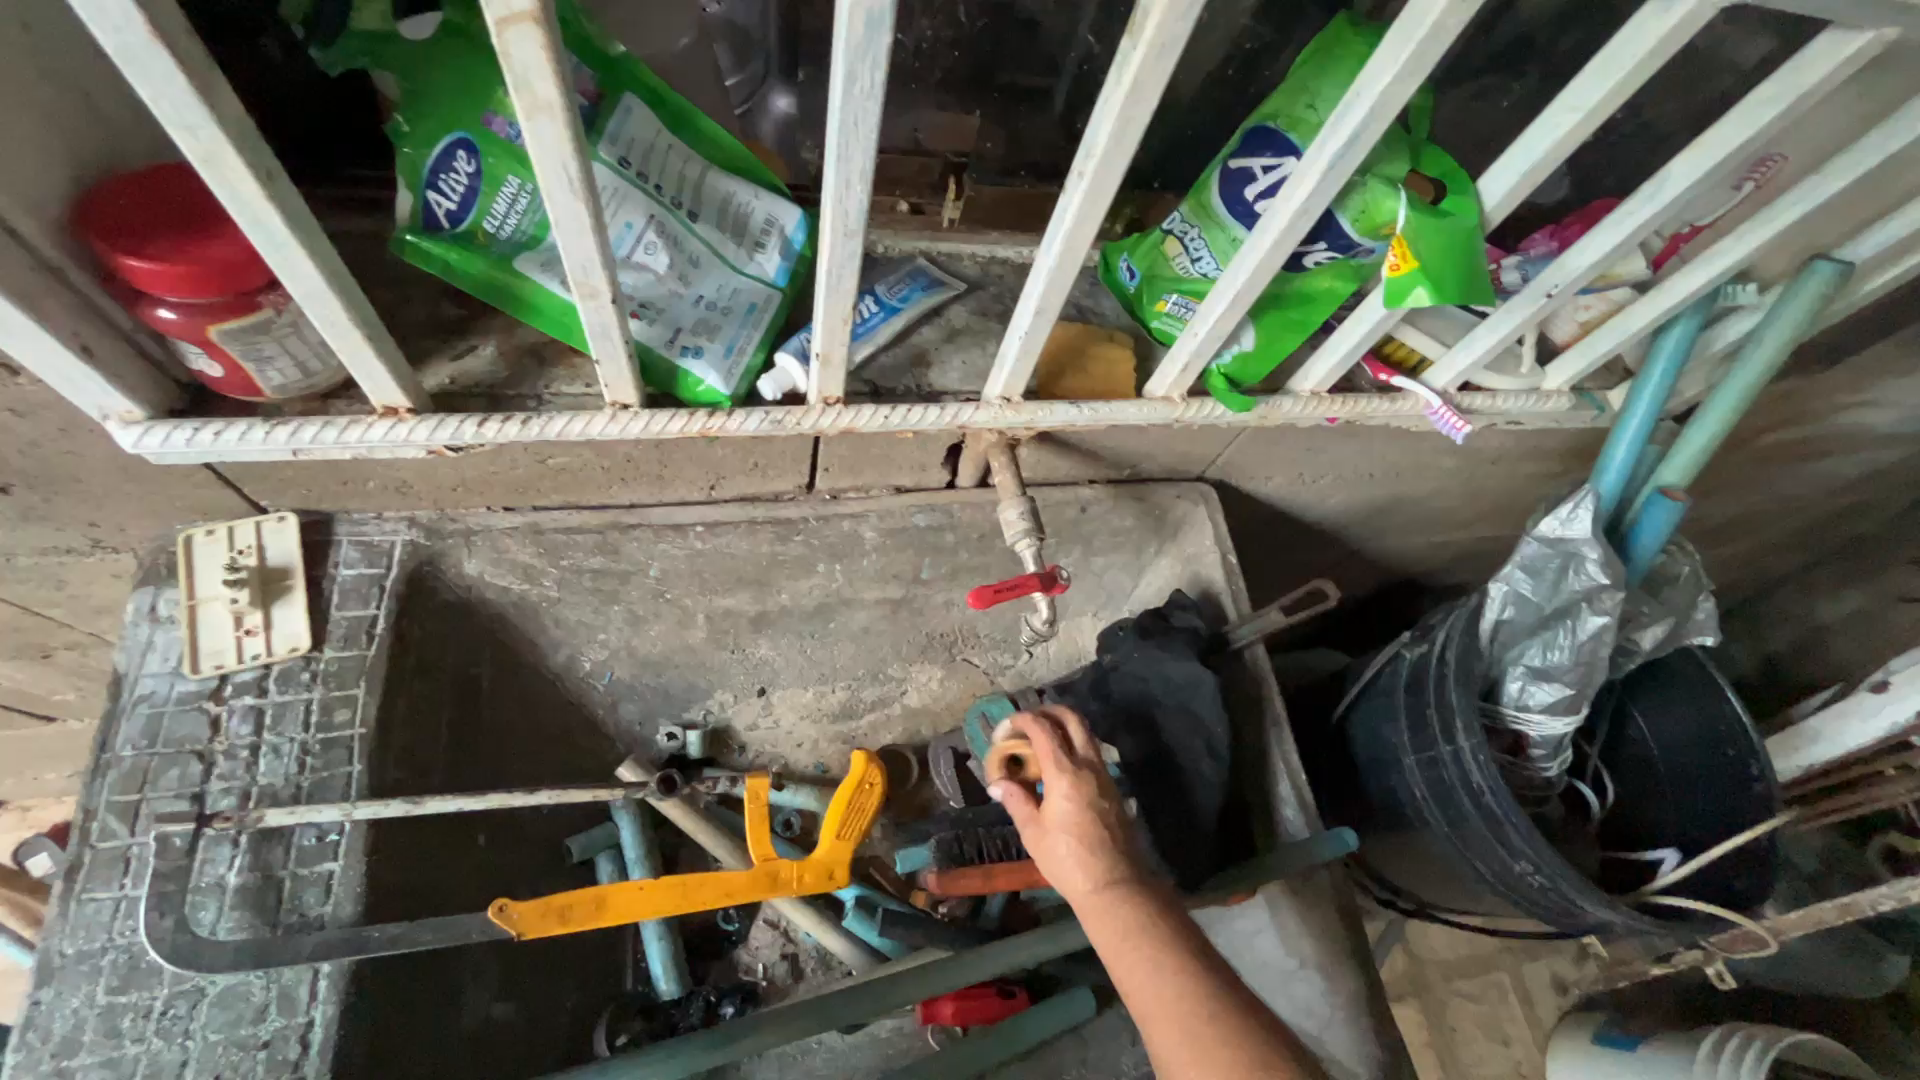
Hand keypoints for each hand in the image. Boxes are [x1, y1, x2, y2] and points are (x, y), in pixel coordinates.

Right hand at [988, 705, 1150, 906]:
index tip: (1005, 729)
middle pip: (1071, 718)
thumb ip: (1016, 800)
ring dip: (1063, 728)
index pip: (1042, 728)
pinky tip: (1059, 768)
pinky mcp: (1113, 788)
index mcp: (1064, 772)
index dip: (1021, 720)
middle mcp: (1088, 765)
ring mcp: (1104, 775)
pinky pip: (1092, 753)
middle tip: (1026, 723)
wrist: (1115, 885)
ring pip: (1085, 734)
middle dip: (1047, 711)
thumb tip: (997, 783)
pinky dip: (1074, 747)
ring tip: (1040, 744)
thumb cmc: (1068, 861)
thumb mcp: (1033, 833)